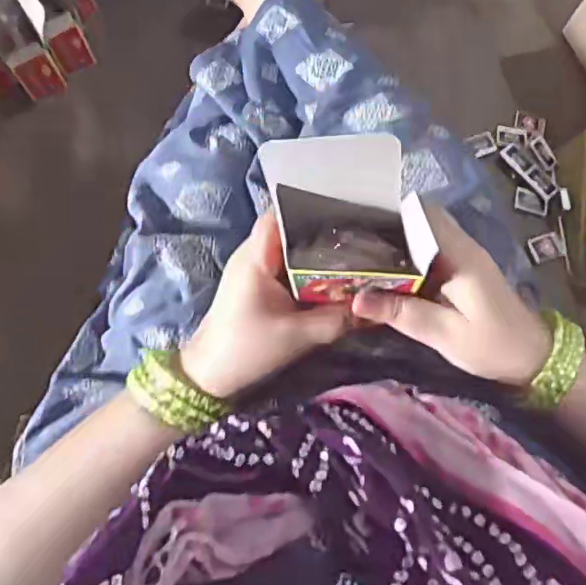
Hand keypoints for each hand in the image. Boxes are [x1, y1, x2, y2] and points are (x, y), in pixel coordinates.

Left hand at [180, 213, 352, 397]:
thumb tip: (376, 309)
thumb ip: (338, 319)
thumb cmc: (247, 348)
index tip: (343, 214)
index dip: (309, 209)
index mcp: (256, 256)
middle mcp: (252, 254)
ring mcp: (251, 269)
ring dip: (314, 252)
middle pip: (288, 229)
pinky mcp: (255, 284)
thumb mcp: (298, 335)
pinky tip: (329, 277)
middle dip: (321, 232)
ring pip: (288, 248)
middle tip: (358, 237)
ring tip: (350, 254)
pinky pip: (283, 265)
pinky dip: (305, 268)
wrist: (210, 375)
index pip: (280, 213)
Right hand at [351, 205, 550, 386]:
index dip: (390, 215)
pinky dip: (410, 256)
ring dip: (398, 242)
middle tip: (353, 245)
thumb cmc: (492, 345)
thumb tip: (356, 299)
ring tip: (363, 257)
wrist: (535, 357)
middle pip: (421, 220)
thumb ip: (401, 313)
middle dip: (388, 228)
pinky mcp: (465, 267)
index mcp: (459, 255)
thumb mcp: (444, 335)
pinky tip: (389, 273)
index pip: (423, 215)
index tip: (359, 226)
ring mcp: (465, 255)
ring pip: (426, 233)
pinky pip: (432, 249)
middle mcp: (463, 246)